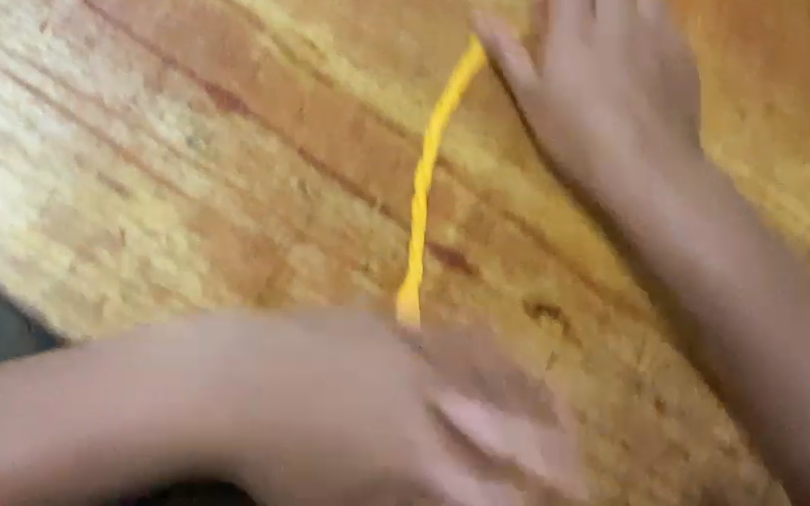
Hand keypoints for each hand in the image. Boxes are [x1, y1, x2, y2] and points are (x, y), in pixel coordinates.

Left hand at [168, 310, 584, 504]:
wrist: (232, 381)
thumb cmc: (277, 465)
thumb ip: (407, 499)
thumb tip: (451, 491)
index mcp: (423, 462)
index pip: (504, 494)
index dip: (537, 502)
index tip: (568, 503)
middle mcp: (432, 402)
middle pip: (520, 426)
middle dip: (560, 456)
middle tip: (578, 475)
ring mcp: (412, 352)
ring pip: (496, 367)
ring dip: (535, 395)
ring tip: (556, 414)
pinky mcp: (389, 322)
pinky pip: (455, 336)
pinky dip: (490, 355)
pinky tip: (495, 362)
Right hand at [473, 0, 703, 204]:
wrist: (650, 169)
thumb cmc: (577, 136)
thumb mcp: (530, 97)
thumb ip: (506, 50)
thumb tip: (477, 12)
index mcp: (573, 28)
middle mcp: (616, 19)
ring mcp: (655, 33)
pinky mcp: (682, 52)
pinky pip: (668, 13)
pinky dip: (653, 8)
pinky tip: (647, 27)